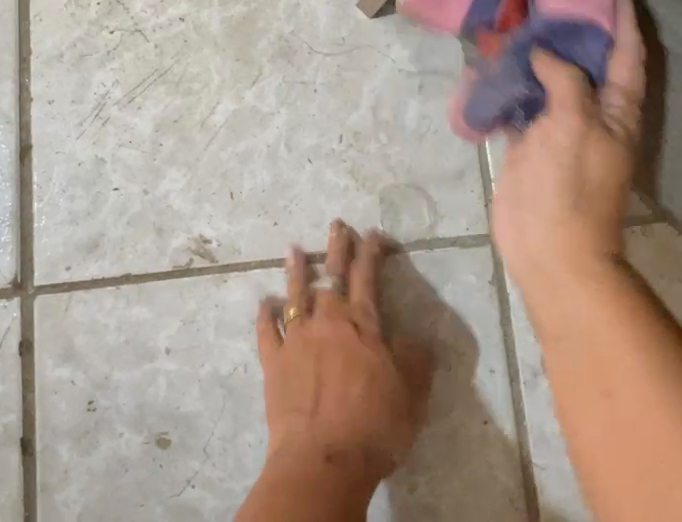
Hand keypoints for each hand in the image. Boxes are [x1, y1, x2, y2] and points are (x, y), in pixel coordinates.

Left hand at [254, 221, 434, 489]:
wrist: (323, 458)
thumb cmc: (375, 425)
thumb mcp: (412, 393)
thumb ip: (416, 359)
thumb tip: (416, 337)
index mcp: (363, 324)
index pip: (368, 275)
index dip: (372, 250)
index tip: (375, 234)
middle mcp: (328, 321)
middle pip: (331, 275)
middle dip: (336, 247)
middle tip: (337, 224)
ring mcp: (297, 339)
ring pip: (296, 294)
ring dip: (296, 270)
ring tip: (293, 249)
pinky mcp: (274, 362)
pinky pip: (267, 331)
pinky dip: (266, 314)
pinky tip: (265, 303)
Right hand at [491, 0, 646, 287]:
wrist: (550, 248)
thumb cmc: (573, 186)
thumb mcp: (577, 125)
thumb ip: (566, 80)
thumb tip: (543, 53)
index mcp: (618, 107)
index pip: (626, 50)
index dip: (620, 15)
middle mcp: (591, 110)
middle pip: (585, 58)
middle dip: (570, 25)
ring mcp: (557, 126)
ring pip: (547, 77)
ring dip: (533, 49)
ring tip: (513, 13)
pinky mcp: (528, 141)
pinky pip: (518, 101)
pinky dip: (506, 81)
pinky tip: (487, 59)